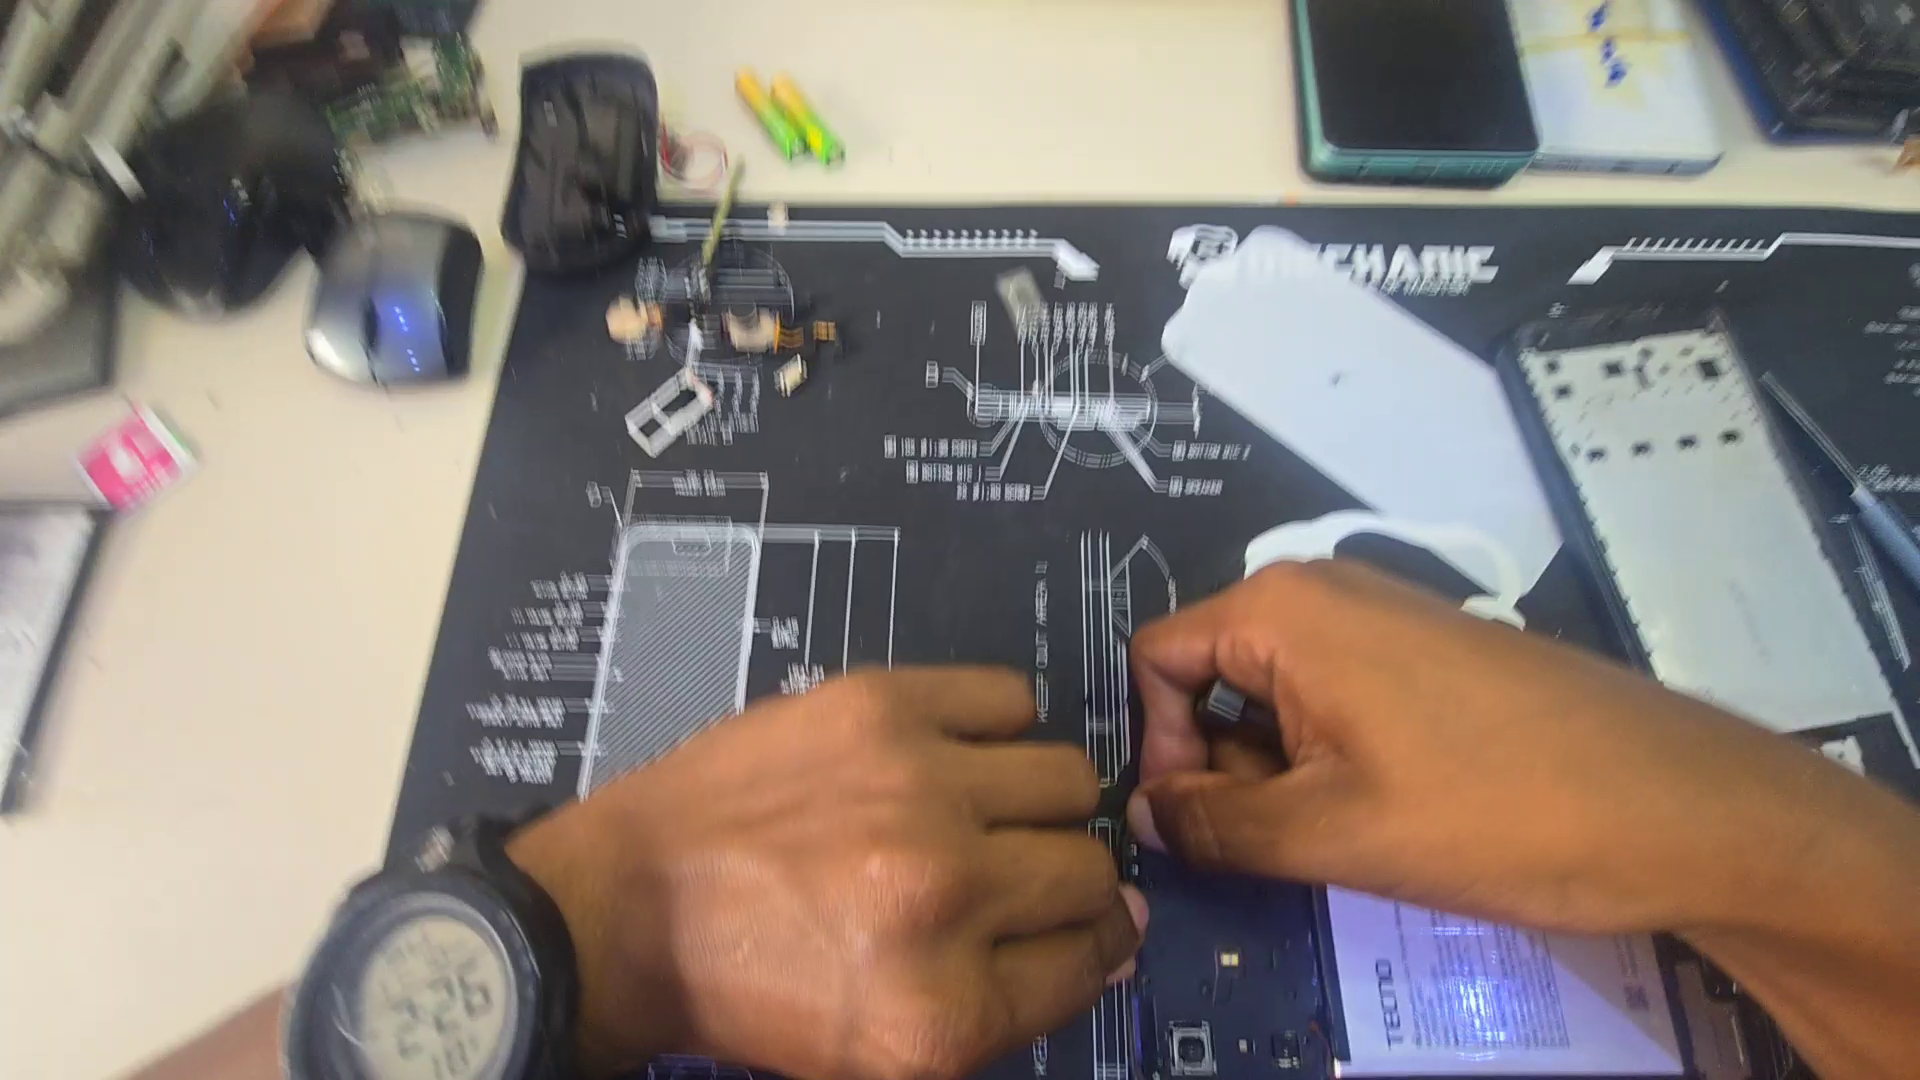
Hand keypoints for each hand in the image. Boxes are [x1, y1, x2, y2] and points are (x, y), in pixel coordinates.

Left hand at [509, 668, 1146, 1079]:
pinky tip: (956, 745)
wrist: (637, 899)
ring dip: (1044, 796)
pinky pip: (1011, 696)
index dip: (1093, 934)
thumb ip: (1015, 994)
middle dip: (1069, 870)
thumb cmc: (761, 985)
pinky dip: (1000, 722)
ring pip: (1068, 775)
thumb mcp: (889, 1045)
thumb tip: (1117, 918)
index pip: (1092, 955)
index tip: (1077, 915)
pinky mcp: (883, 703)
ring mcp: (916, 784)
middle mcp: (945, 890)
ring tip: (987, 799)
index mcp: (945, 1013)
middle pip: (1090, 864)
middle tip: (1015, 859)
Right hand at [1127, 559, 1879, 935]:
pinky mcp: (1413, 642)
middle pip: (1210, 670)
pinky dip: (1317, 743)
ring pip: (1267, 685)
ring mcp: (1371, 611)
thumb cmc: (1494, 808)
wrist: (1697, 808)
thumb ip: (1213, 825)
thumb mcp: (1330, 831)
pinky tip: (1372, 797)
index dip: (1157, 740)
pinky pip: (1322, 683)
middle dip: (1218, 756)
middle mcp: (1314, 590)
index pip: (1156, 658)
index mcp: (1276, 609)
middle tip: (1267, 833)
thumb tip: (1141, 816)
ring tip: (1330, 823)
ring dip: (1269, 759)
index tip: (1193, 816)